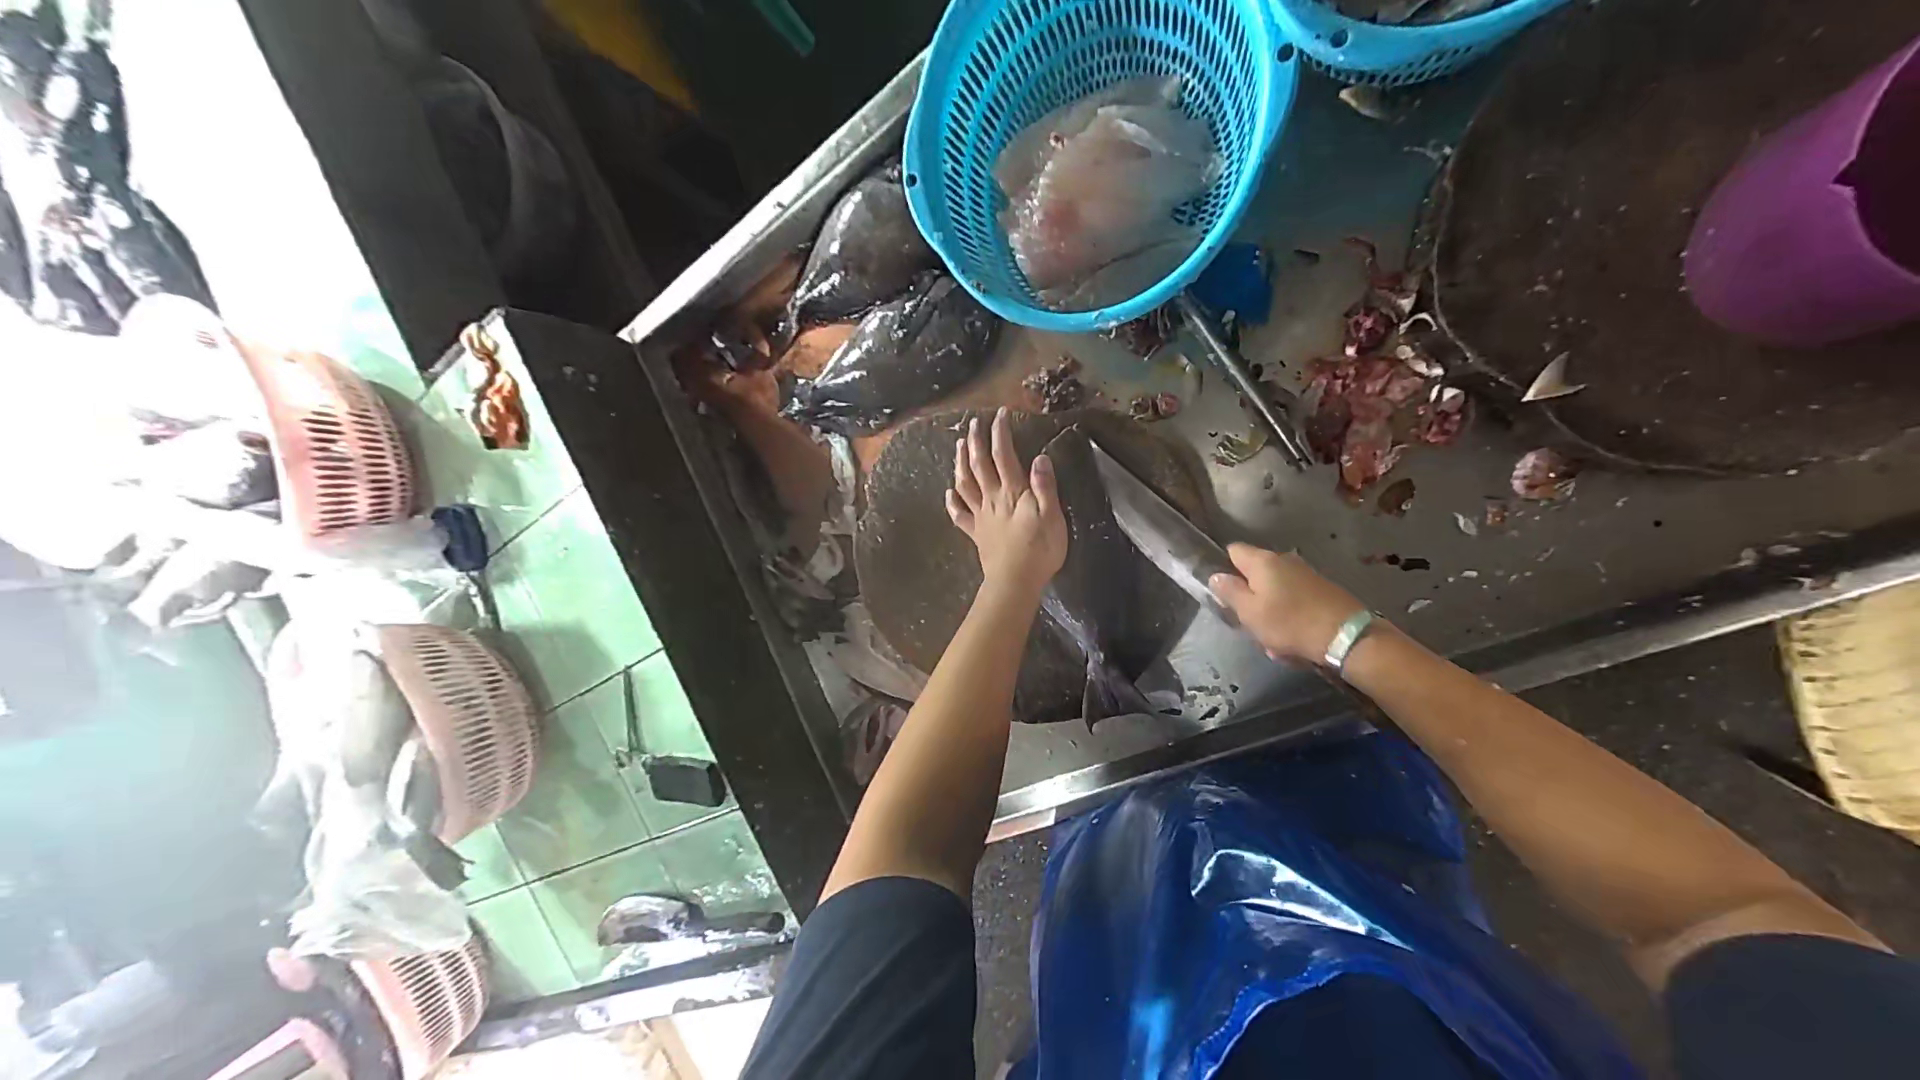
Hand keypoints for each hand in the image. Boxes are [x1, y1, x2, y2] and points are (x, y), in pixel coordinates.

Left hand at [946, 408, 1067, 594]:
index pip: (1004, 455)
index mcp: (1012, 492)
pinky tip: (948, 492)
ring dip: (960, 463)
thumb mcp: (1052, 515)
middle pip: (980, 465)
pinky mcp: (976, 533)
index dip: (1000, 433)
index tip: (1000, 414)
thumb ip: (1044, 486)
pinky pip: (960, 515)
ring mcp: (981, 516)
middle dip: (975, 441)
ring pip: (965, 484)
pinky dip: (952, 501)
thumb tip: (1040, 457)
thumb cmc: (1039, 549)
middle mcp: (992, 499)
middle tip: (973, 423)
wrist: (1015, 581)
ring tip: (958, 446)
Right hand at [1209, 544, 1367, 663]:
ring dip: (1269, 610)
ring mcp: (1306, 574)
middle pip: (1255, 573)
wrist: (1347, 636)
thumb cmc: (1289, 622)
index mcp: (1263, 561)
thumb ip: (1230, 592)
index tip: (1224, 591)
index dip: (1224, 567)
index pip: (1233, 550)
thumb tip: (1216, 576)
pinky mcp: (1323, 590)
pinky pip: (1294, 601)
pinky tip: (1293, 638)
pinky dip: (1289, 616)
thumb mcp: (1249, 611)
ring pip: (1275, 591)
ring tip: (1273, 638)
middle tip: (1247, 620)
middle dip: (1249, 595)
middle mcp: (1285, 560)